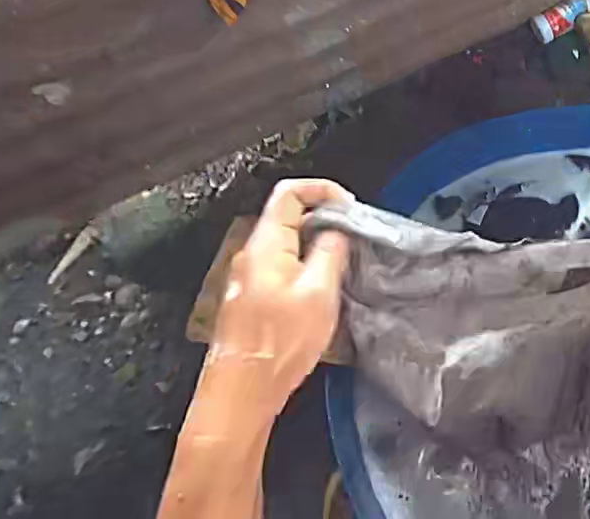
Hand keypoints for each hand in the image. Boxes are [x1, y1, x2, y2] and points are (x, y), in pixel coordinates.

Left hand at [203, 178, 354, 416]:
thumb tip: (338, 230)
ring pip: (287, 242)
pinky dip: (305, 265)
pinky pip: (282, 265)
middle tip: (351, 236)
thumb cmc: (277, 346)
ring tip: (341, 264)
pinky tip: (320, 291)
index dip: (323, 189)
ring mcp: (248, 277)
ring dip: (316, 245)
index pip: (290, 192)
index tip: (348, 206)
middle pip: (289, 215)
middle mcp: (251, 255)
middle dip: (324, 218)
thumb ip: (331, 251)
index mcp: (265, 244)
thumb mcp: (318, 293)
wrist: (238, 399)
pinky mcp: (251, 298)